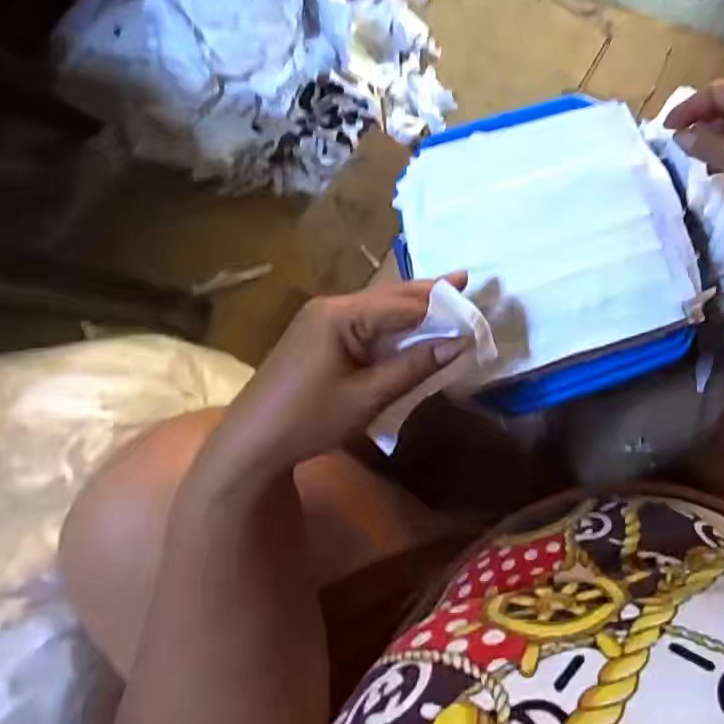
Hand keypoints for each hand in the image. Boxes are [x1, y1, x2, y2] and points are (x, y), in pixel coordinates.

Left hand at [204, 273, 470, 477]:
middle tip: (465, 280)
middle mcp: (330, 306)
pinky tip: (408, 321)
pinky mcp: (317, 332)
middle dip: (427, 292)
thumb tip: (457, 344)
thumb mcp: (367, 397)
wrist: (250, 442)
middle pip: (389, 296)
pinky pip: (363, 319)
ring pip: (376, 306)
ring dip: (410, 305)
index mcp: (340, 315)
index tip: (473, 309)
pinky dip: (391, 321)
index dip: (440, 308)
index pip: (402, 305)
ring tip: (446, 293)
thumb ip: (413, 367)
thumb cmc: (308, 420)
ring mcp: (320, 317)